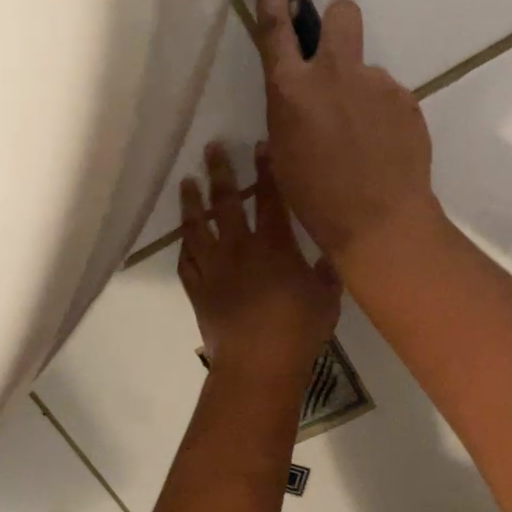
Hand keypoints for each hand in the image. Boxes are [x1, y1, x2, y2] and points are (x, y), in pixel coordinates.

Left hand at [179, 142, 341, 379]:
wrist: (257, 364)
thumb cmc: (298, 331)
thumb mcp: (326, 300)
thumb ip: (326, 274)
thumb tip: (326, 257)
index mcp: (274, 245)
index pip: (269, 198)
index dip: (266, 170)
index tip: (260, 147)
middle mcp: (239, 248)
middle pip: (226, 202)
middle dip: (220, 172)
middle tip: (212, 149)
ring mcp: (214, 269)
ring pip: (198, 227)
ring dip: (192, 202)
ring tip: (187, 182)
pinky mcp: (198, 291)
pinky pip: (187, 261)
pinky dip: (185, 246)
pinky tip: (184, 238)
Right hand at [255, 0, 446, 264]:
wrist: (379, 221)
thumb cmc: (318, 200)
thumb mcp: (284, 158)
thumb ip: (290, 118)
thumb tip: (296, 106)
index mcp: (291, 90)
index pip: (276, 31)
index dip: (275, 4)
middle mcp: (333, 74)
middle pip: (342, 13)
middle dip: (338, 20)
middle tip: (340, 51)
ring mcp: (375, 83)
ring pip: (368, 71)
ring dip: (365, 92)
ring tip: (367, 138)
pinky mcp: (406, 100)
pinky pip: (391, 99)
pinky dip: (387, 118)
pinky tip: (386, 149)